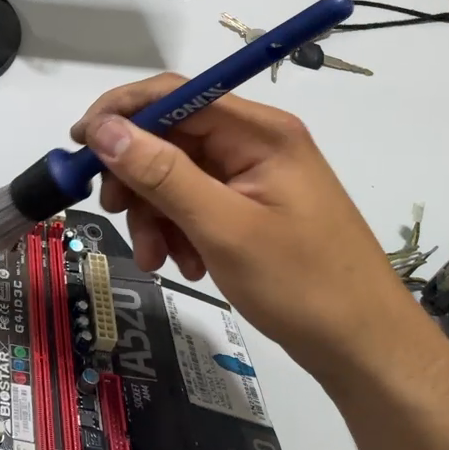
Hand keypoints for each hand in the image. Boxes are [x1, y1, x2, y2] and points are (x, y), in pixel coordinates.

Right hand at [70, 74, 422, 376]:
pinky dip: (174, 228)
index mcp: (259, 132)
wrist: (368, 354)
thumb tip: (103, 129)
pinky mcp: (248, 205)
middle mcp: (254, 142)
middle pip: (168, 136)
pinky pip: (191, 200)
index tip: (79, 143)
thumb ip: (160, 173)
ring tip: (155, 256)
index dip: (120, 112)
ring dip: (152, 211)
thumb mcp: (222, 228)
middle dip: (134, 176)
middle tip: (113, 211)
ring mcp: (252, 174)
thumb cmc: (304, 286)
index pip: (173, 95)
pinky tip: (180, 262)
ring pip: (172, 172)